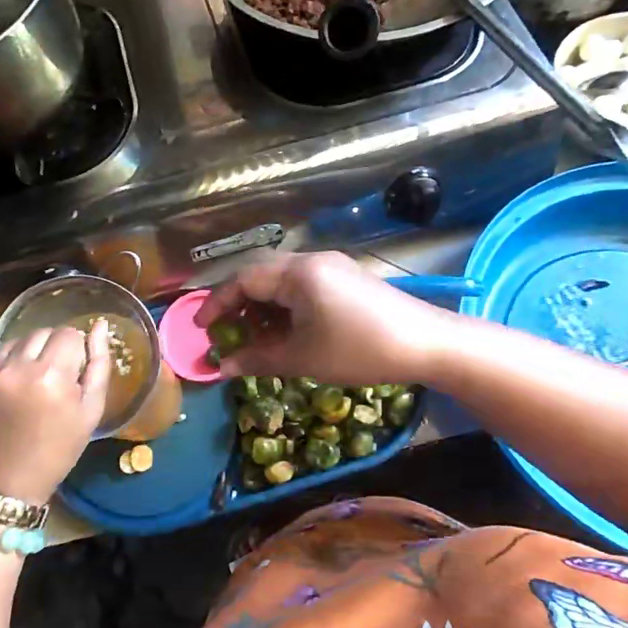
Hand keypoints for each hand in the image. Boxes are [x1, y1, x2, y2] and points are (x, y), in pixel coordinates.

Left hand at [0, 321, 111, 503]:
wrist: (4, 483)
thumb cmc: (58, 449)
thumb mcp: (91, 410)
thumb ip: (99, 364)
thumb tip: (101, 326)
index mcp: (50, 375)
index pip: (69, 334)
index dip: (77, 351)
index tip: (75, 373)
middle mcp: (15, 367)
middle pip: (42, 332)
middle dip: (53, 349)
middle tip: (55, 379)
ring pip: (17, 341)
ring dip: (29, 355)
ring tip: (31, 385)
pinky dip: (7, 366)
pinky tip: (11, 392)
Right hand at [195, 252, 455, 385]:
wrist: (426, 343)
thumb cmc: (359, 350)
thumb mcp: (303, 358)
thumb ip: (258, 359)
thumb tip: (224, 366)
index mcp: (298, 272)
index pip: (243, 278)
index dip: (217, 303)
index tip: (202, 328)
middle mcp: (313, 260)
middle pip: (262, 275)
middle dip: (240, 304)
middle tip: (228, 334)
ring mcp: (334, 267)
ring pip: (285, 281)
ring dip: (265, 307)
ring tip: (257, 339)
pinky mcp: (349, 278)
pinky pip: (306, 286)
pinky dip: (289, 307)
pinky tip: (289, 332)